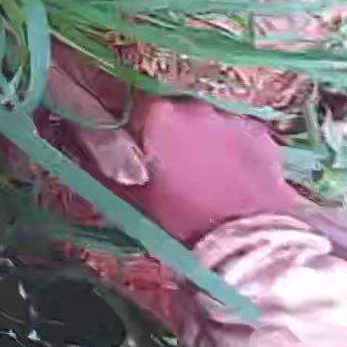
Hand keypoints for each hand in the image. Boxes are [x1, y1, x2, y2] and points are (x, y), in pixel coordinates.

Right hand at [121, 98, 301, 244]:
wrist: (249, 239)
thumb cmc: (180, 215)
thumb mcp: (130, 190)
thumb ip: (105, 161)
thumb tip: (86, 148)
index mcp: (155, 114)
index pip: (131, 106)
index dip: (132, 126)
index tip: (134, 145)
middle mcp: (191, 106)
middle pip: (170, 110)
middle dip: (167, 129)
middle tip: (167, 158)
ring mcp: (230, 118)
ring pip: (203, 120)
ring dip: (198, 135)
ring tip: (201, 166)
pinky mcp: (261, 134)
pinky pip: (235, 132)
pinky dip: (229, 145)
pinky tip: (228, 169)